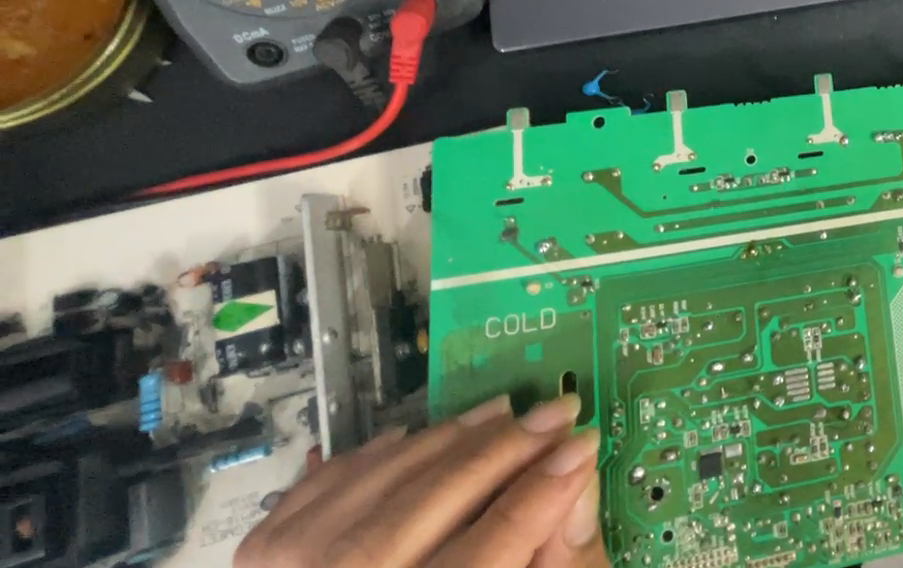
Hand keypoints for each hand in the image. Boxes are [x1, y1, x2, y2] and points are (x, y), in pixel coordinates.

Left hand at [236, 395, 608, 567]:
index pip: (481, 557)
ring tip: (505, 411)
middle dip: (499, 454)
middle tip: (557, 411)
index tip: (585, 440)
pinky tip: (418, 436)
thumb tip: (578, 478)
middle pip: (418, 518)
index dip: (540, 493)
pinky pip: (318, 491)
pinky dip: (372, 456)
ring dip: (447, 441)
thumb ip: (559, 563)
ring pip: (371, 493)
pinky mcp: (256, 567)